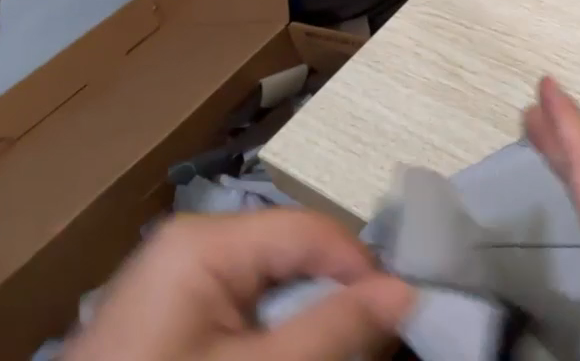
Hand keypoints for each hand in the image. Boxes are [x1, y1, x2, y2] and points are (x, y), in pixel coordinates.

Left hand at [63, 209, 414, 360]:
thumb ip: (333, 330)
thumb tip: (407, 290)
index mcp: (206, 240)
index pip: (315, 232)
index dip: (362, 273)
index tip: (397, 321)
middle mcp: (193, 241)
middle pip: (296, 256)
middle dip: (332, 303)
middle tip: (360, 351)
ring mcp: (178, 275)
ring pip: (275, 285)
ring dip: (306, 324)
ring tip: (323, 355)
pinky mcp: (172, 310)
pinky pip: (244, 306)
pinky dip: (272, 336)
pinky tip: (278, 358)